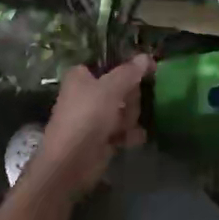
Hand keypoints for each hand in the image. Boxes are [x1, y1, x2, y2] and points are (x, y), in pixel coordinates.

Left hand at [30, 55, 151, 196]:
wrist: (71, 163)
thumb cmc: (87, 117)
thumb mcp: (110, 89)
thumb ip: (129, 72)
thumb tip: (146, 56)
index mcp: (82, 75)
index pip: (111, 64)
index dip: (129, 69)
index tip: (147, 72)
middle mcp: (87, 92)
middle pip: (122, 87)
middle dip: (130, 99)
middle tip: (126, 107)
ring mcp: (95, 116)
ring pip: (124, 109)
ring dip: (129, 118)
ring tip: (123, 128)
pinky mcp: (102, 137)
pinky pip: (123, 129)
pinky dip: (128, 134)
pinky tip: (130, 140)